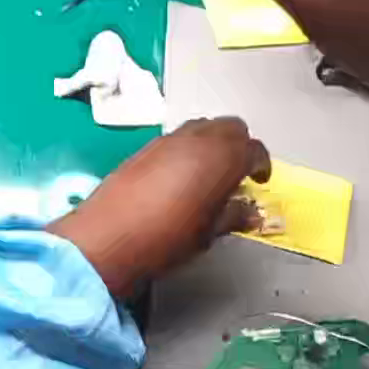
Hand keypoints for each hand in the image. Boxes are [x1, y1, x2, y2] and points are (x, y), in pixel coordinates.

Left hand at [49, 117, 270, 296]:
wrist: (107, 240)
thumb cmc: (166, 240)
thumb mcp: (208, 233)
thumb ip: (232, 216)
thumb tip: (250, 213)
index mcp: (222, 157)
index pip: (254, 149)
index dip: (260, 165)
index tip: (259, 181)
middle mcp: (197, 138)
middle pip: (230, 128)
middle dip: (238, 146)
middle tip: (237, 173)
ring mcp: (168, 140)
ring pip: (201, 127)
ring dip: (212, 144)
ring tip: (209, 174)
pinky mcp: (144, 148)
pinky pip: (176, 139)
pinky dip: (187, 149)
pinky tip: (180, 177)